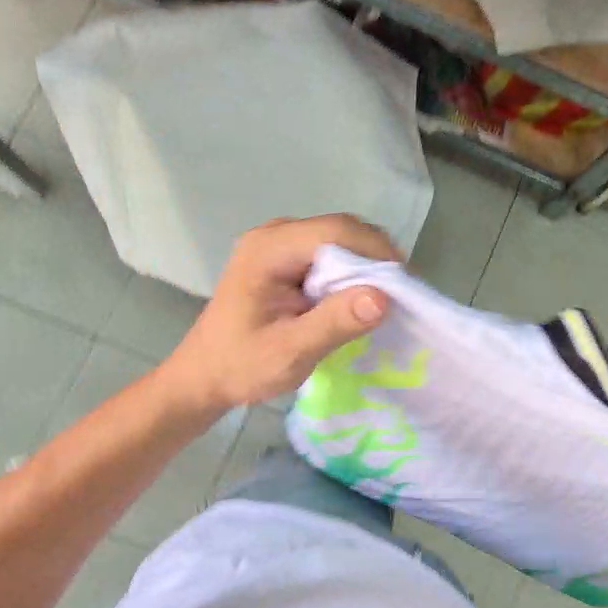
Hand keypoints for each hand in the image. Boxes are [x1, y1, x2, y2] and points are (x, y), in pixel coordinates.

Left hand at [164, 216, 401, 408]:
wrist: (204, 378)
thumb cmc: (241, 366)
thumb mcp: (290, 353)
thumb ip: (334, 323)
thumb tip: (383, 298)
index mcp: (268, 250)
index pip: (335, 232)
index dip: (375, 252)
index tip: (403, 286)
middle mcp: (274, 235)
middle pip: (341, 229)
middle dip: (375, 258)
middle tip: (401, 295)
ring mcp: (280, 243)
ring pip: (341, 238)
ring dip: (367, 264)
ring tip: (386, 298)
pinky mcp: (287, 257)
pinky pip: (331, 252)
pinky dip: (353, 270)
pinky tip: (361, 298)